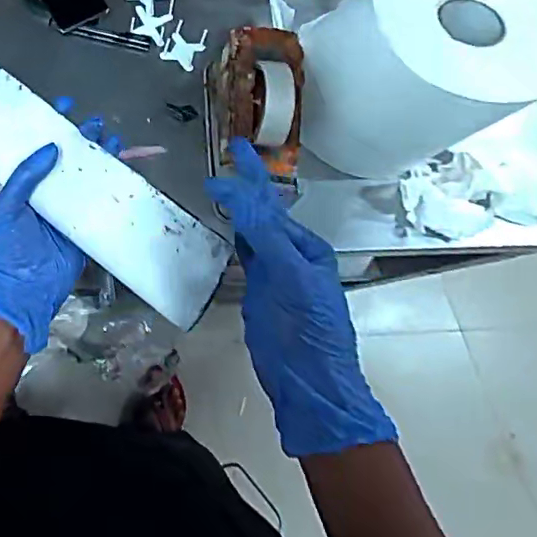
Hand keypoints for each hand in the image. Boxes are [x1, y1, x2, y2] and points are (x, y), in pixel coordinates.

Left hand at [0, 115, 113, 353]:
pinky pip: (103, 198)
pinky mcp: (88, 221)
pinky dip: (115, 182)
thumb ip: (24, 176)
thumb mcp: (7, 207)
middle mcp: (51, 190)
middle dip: (83, 137)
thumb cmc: (12, 249)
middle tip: (95, 123)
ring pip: (89, 172)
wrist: (29, 288)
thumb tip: (49, 149)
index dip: (52, 126)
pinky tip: (124, 168)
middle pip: (70, 156)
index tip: (63, 106)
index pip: (40, 147)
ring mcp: (71, 205)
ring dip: (102, 154)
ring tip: (113, 139)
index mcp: (28, 184)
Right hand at [205, 137, 396, 455]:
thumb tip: (238, 196)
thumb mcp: (291, 277)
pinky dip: (235, 235)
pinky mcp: (258, 291)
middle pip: (263, 211)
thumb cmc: (310, 330)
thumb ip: (265, 236)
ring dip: (240, 206)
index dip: (251, 179)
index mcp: (305, 247)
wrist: (310, 384)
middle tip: (233, 152)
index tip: (229, 156)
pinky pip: (245, 253)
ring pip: (253, 230)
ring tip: (226, 184)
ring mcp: (273, 273)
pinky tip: (227, 225)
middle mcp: (290, 254)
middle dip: (249, 183)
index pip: (271, 206)